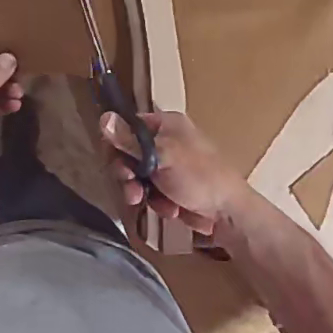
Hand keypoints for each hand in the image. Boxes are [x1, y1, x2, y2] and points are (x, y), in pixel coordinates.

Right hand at [100, 110, 254, 236]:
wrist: (229, 214)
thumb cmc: (200, 177)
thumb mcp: (162, 156)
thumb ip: (131, 140)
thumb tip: (103, 118)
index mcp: (167, 124)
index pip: (128, 126)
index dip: (116, 143)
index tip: (113, 161)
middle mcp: (166, 140)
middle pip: (129, 153)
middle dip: (127, 174)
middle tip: (130, 187)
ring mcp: (169, 165)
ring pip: (136, 176)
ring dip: (139, 191)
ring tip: (147, 202)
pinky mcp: (171, 187)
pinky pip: (150, 192)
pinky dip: (156, 202)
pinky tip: (169, 209)